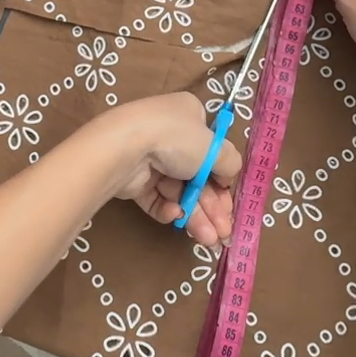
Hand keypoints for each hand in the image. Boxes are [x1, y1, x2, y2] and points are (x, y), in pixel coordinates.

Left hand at [90, 91, 240, 249]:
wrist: (125, 148)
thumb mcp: (214, 147)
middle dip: (212, 205)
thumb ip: (229, 162)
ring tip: (208, 240)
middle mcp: (171, 135)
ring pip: (179, 191)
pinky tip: (175, 214)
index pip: (211, 149)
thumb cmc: (176, 138)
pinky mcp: (135, 180)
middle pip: (197, 175)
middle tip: (224, 232)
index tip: (230, 201)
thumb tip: (229, 175)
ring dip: (196, 215)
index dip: (223, 177)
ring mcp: (151, 158)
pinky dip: (168, 209)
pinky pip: (157, 197)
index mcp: (190, 116)